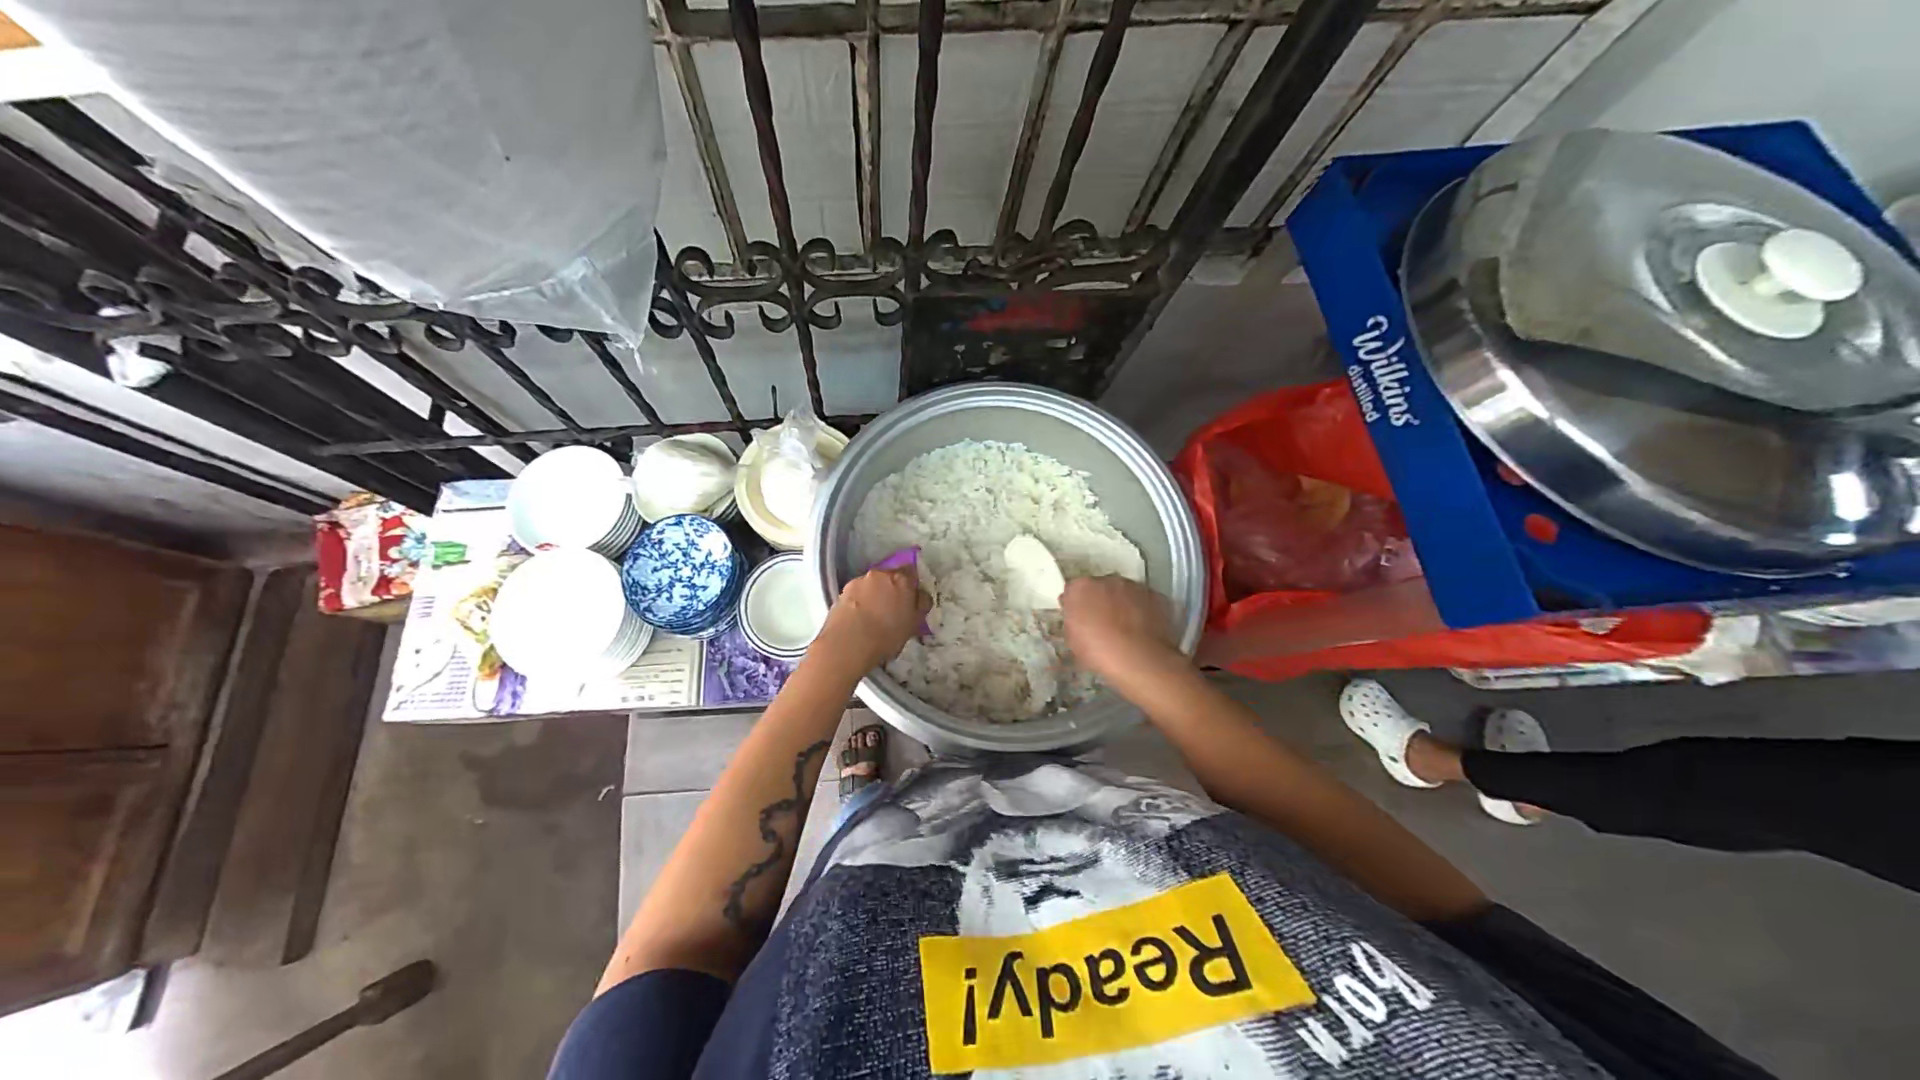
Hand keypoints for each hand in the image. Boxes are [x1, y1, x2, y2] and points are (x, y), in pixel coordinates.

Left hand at [815, 566, 929, 670]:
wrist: (848, 644)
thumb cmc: (887, 635)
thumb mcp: (913, 624)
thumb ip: (919, 606)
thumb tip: (920, 597)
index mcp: (901, 579)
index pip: (911, 572)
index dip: (911, 584)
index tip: (911, 598)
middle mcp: (879, 574)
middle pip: (889, 577)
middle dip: (891, 589)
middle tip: (892, 609)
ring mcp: (858, 582)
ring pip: (870, 585)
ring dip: (873, 595)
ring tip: (872, 617)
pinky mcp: (841, 593)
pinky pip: (856, 595)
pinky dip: (858, 602)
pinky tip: (858, 620)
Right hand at [1062, 576, 1184, 682]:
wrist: (1139, 659)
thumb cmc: (1099, 651)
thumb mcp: (1073, 640)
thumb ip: (1073, 619)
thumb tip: (1077, 616)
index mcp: (1081, 588)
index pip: (1074, 589)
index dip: (1077, 604)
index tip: (1079, 618)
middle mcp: (1108, 580)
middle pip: (1101, 587)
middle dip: (1101, 601)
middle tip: (1103, 625)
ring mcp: (1134, 587)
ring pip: (1125, 592)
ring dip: (1123, 605)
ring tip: (1126, 630)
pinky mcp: (1156, 596)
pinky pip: (1145, 601)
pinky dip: (1143, 611)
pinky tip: (1143, 631)